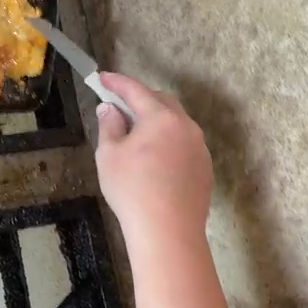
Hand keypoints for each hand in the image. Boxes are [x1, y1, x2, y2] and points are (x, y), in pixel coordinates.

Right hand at [93, 73, 213, 242]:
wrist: (169, 230)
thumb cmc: (132, 189)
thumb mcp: (109, 156)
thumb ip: (109, 126)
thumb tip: (109, 109)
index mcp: (160, 117)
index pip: (136, 91)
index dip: (117, 82)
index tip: (102, 77)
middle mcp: (185, 126)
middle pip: (161, 102)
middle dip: (140, 99)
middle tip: (119, 107)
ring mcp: (199, 147)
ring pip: (176, 123)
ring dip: (156, 121)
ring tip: (137, 136)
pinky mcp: (204, 168)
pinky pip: (184, 144)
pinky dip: (168, 141)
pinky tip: (155, 160)